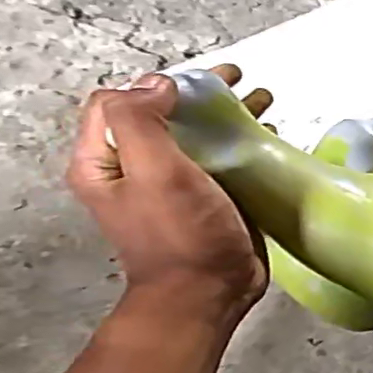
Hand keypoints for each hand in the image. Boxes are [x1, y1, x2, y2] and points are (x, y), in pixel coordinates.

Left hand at [68, 70, 267, 316]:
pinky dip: (242, 140)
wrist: (207, 293)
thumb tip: (157, 83)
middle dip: (197, 91)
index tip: (196, 83)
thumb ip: (142, 120)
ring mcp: (176, 184)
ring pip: (197, 133)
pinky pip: (222, 158)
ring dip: (226, 112)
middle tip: (234, 79)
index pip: (117, 101)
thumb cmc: (179, 235)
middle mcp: (136, 168)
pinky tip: (268, 134)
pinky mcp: (211, 198)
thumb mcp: (151, 172)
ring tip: (260, 99)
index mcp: (105, 161)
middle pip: (162, 112)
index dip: (153, 84)